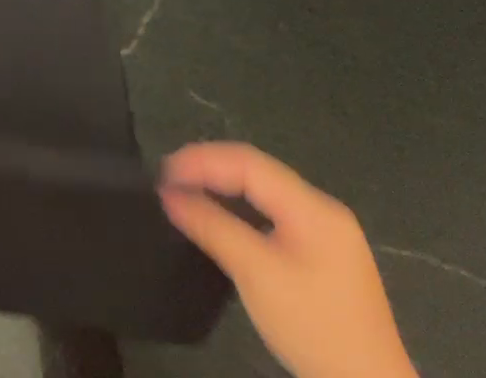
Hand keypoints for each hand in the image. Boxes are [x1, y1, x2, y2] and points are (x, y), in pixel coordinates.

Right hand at [161, 142, 414, 377]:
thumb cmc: (313, 323)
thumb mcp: (256, 272)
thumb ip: (211, 225)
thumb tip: (168, 193)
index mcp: (313, 210)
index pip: (249, 164)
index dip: (201, 161)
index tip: (162, 174)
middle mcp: (321, 213)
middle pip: (256, 172)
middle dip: (207, 169)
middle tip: (166, 181)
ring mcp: (323, 234)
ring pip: (261, 191)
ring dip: (219, 186)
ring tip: (181, 194)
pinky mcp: (316, 253)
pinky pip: (268, 213)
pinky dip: (235, 206)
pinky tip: (214, 217)